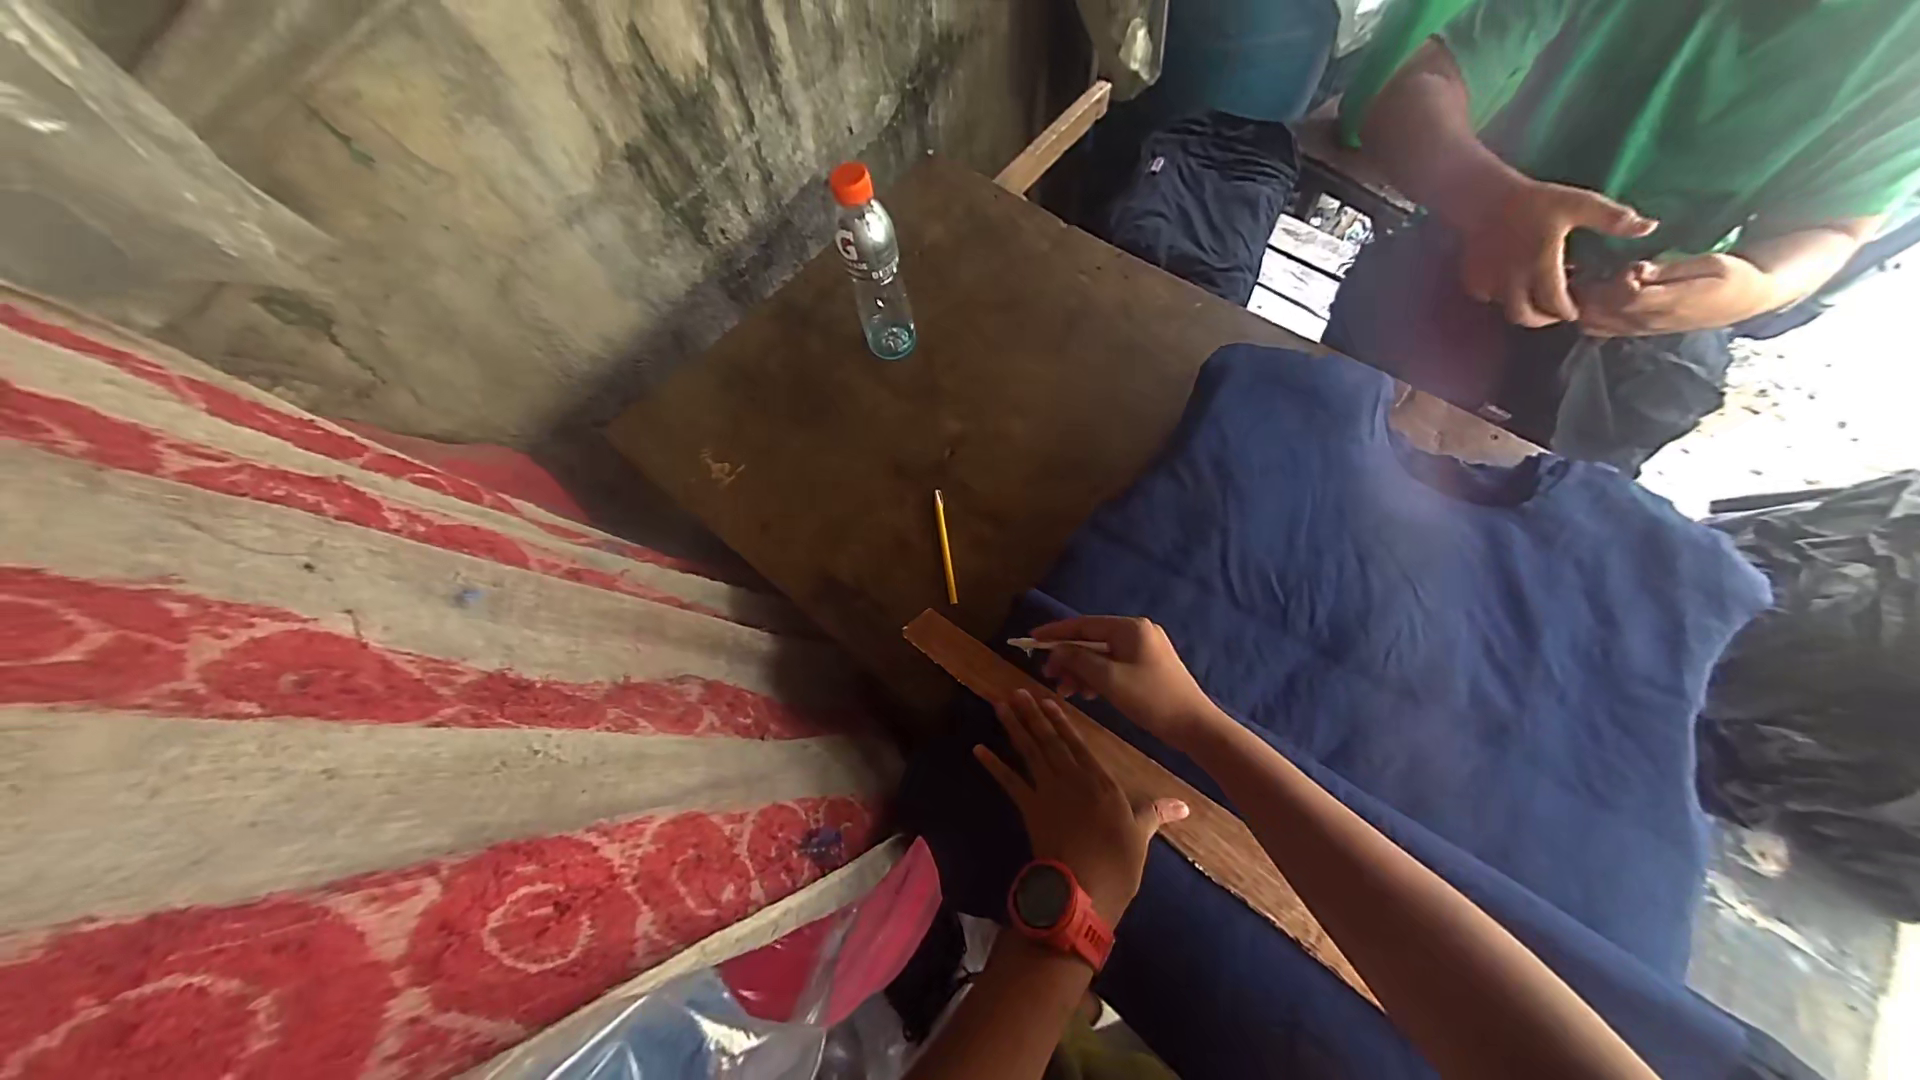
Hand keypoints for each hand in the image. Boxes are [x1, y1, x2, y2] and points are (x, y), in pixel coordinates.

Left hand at [975, 690, 1188, 920]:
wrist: (1083, 889)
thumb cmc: (1117, 863)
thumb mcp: (1141, 835)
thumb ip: (1156, 814)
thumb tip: (1185, 805)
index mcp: (1099, 781)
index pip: (1077, 743)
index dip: (1060, 721)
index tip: (1045, 700)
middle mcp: (1071, 778)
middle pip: (1049, 740)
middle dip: (1032, 714)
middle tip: (1015, 691)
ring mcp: (1047, 791)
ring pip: (1029, 751)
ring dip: (1013, 727)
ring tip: (999, 705)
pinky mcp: (1029, 808)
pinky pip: (1008, 781)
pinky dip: (993, 765)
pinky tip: (979, 748)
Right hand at [1030, 616, 1225, 748]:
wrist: (1195, 726)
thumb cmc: (1151, 699)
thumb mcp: (1109, 679)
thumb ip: (1078, 660)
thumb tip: (1055, 650)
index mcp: (1130, 628)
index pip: (1083, 625)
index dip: (1055, 632)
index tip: (1031, 639)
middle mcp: (1137, 632)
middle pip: (1091, 640)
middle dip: (1068, 658)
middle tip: (1048, 675)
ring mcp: (1144, 649)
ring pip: (1101, 655)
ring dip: (1081, 671)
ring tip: (1065, 690)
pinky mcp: (1147, 666)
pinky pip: (1113, 665)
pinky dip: (1097, 677)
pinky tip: (1087, 694)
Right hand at [1454, 176, 1658, 327]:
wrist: (1485, 202)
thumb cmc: (1535, 203)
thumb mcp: (1581, 204)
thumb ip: (1613, 220)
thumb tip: (1650, 228)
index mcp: (1541, 266)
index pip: (1554, 303)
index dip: (1566, 311)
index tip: (1575, 311)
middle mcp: (1512, 282)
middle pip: (1523, 316)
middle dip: (1540, 319)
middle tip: (1553, 313)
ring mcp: (1489, 283)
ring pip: (1505, 307)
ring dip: (1521, 306)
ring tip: (1533, 296)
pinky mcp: (1473, 280)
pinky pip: (1487, 297)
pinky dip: (1498, 296)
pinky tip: (1507, 284)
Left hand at [1575, 254, 1786, 336]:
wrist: (1741, 304)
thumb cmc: (1732, 277)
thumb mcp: (1713, 264)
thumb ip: (1671, 269)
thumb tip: (1636, 270)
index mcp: (1671, 303)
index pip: (1627, 298)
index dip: (1616, 282)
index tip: (1626, 266)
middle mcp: (1646, 321)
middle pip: (1600, 312)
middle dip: (1589, 292)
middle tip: (1591, 271)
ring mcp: (1635, 329)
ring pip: (1591, 323)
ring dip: (1582, 304)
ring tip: (1587, 282)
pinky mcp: (1630, 332)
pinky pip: (1596, 328)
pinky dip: (1584, 314)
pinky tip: (1587, 297)